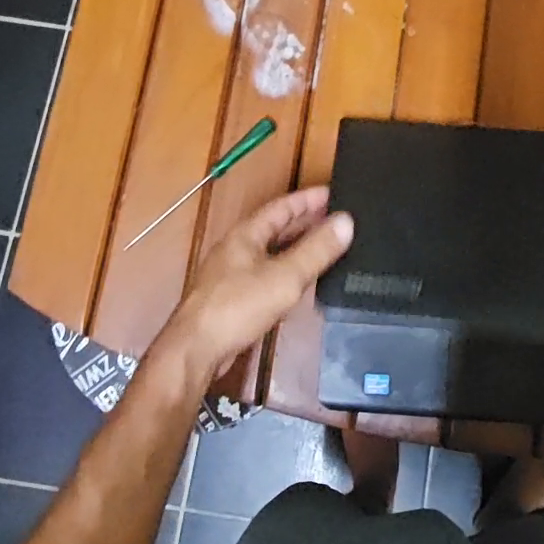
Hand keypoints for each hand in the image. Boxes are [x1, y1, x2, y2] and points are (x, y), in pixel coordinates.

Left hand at [152, 187, 353, 384]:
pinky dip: (288, 271)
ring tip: (325, 246)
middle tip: (335, 219)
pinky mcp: (233, 298)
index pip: (281, 207)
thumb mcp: (285, 276)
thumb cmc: (238, 306)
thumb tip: (346, 221)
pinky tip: (301, 282)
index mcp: (246, 235)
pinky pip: (267, 275)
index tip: (334, 193)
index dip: (308, 199)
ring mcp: (232, 274)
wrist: (196, 350)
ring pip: (271, 252)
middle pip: (275, 228)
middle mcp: (237, 249)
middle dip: (305, 222)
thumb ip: (316, 250)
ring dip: (297, 247)